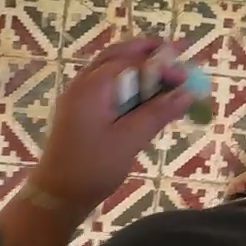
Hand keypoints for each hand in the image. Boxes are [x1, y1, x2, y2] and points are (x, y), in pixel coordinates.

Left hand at [31, 38, 193, 210]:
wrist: (57, 196)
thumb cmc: (91, 168)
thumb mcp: (129, 140)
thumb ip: (158, 113)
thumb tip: (188, 93)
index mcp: (92, 87)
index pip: (132, 62)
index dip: (162, 65)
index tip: (186, 76)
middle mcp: (84, 84)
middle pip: (119, 55)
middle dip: (149, 50)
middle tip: (177, 49)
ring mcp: (82, 97)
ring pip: (113, 68)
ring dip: (140, 64)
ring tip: (168, 66)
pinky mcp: (85, 110)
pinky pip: (110, 85)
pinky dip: (131, 81)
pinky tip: (149, 92)